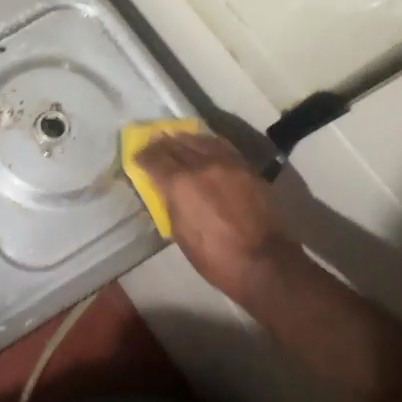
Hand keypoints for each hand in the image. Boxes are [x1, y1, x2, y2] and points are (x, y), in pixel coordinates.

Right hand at [135, 134, 296, 305]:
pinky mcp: (247, 168)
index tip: (137, 157)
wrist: (264, 262)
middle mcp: (202, 166)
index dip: (143, 157)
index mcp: (180, 183)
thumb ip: (171, 204)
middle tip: (152, 144)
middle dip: (161, 144)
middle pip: (176, 145)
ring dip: (184, 139)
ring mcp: (227, 164)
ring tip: (176, 138)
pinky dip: (208, 143)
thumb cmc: (215, 257)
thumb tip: (167, 191)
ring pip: (201, 140)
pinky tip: (204, 144)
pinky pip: (223, 147)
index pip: (155, 160)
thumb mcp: (180, 233)